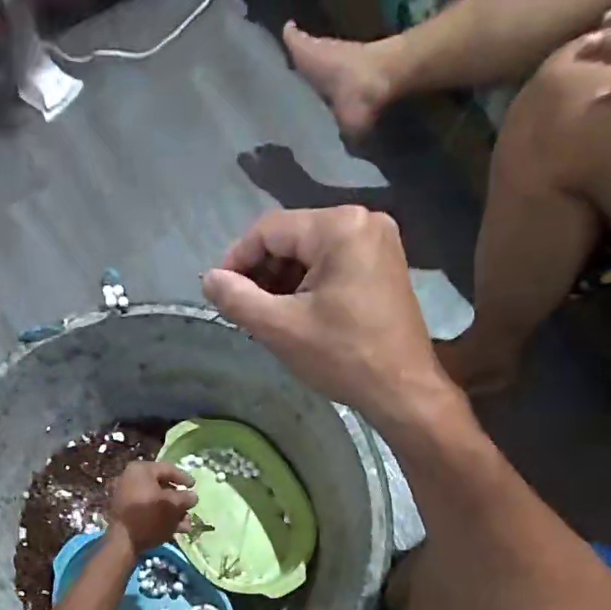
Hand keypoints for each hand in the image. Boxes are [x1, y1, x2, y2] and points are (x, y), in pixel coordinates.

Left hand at [107, 462, 197, 551]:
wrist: (123, 541)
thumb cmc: (150, 515)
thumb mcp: (174, 504)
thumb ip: (185, 498)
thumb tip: (192, 496)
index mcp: (141, 470)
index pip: (168, 469)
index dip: (184, 477)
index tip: (194, 485)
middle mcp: (131, 480)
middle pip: (162, 487)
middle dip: (179, 500)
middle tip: (190, 506)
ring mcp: (127, 498)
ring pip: (156, 502)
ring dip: (173, 512)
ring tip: (187, 523)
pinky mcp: (127, 514)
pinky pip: (148, 511)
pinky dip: (162, 518)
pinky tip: (176, 529)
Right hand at [201, 207, 452, 426]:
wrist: (402, 389)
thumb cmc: (342, 357)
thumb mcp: (280, 328)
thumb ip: (237, 299)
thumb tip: (209, 280)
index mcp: (339, 227)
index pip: (269, 229)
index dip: (236, 259)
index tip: (219, 292)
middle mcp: (363, 220)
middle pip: (291, 237)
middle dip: (261, 272)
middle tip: (243, 309)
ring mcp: (378, 241)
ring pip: (310, 252)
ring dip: (282, 280)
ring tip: (266, 316)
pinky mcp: (384, 264)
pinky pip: (332, 263)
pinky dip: (307, 284)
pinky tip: (294, 314)